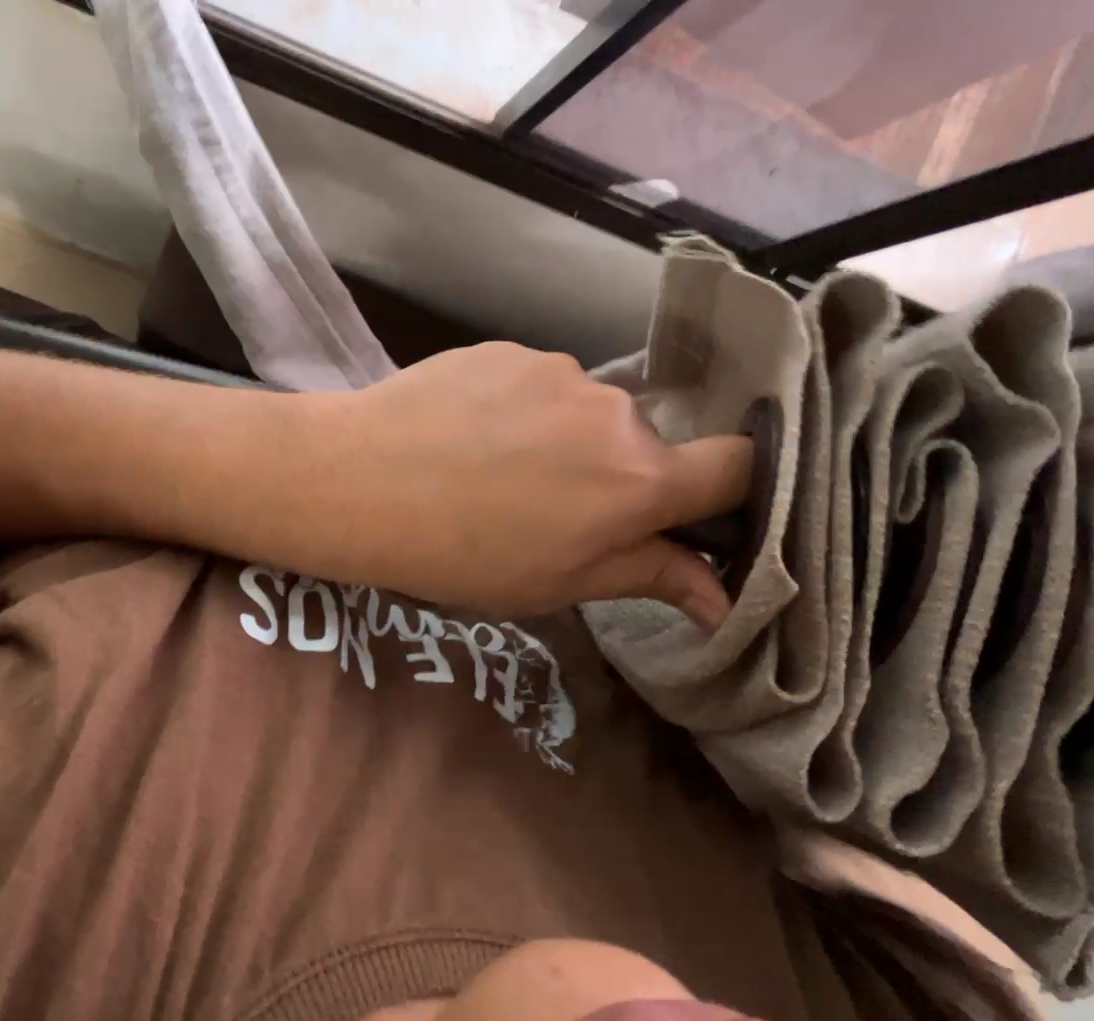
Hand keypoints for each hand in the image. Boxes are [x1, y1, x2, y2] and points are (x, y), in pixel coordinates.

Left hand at [295, 343, 751, 626]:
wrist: (356, 482)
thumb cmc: (457, 554)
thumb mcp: (557, 584)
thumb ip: (647, 576)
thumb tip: (723, 597)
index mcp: (639, 478)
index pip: (738, 466)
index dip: (726, 493)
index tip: (688, 515)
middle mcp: (614, 410)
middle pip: (645, 442)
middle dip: (613, 475)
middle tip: (543, 510)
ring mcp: (556, 370)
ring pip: (583, 412)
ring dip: (559, 440)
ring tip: (488, 473)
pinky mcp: (505, 350)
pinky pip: (533, 385)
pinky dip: (514, 411)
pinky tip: (462, 438)